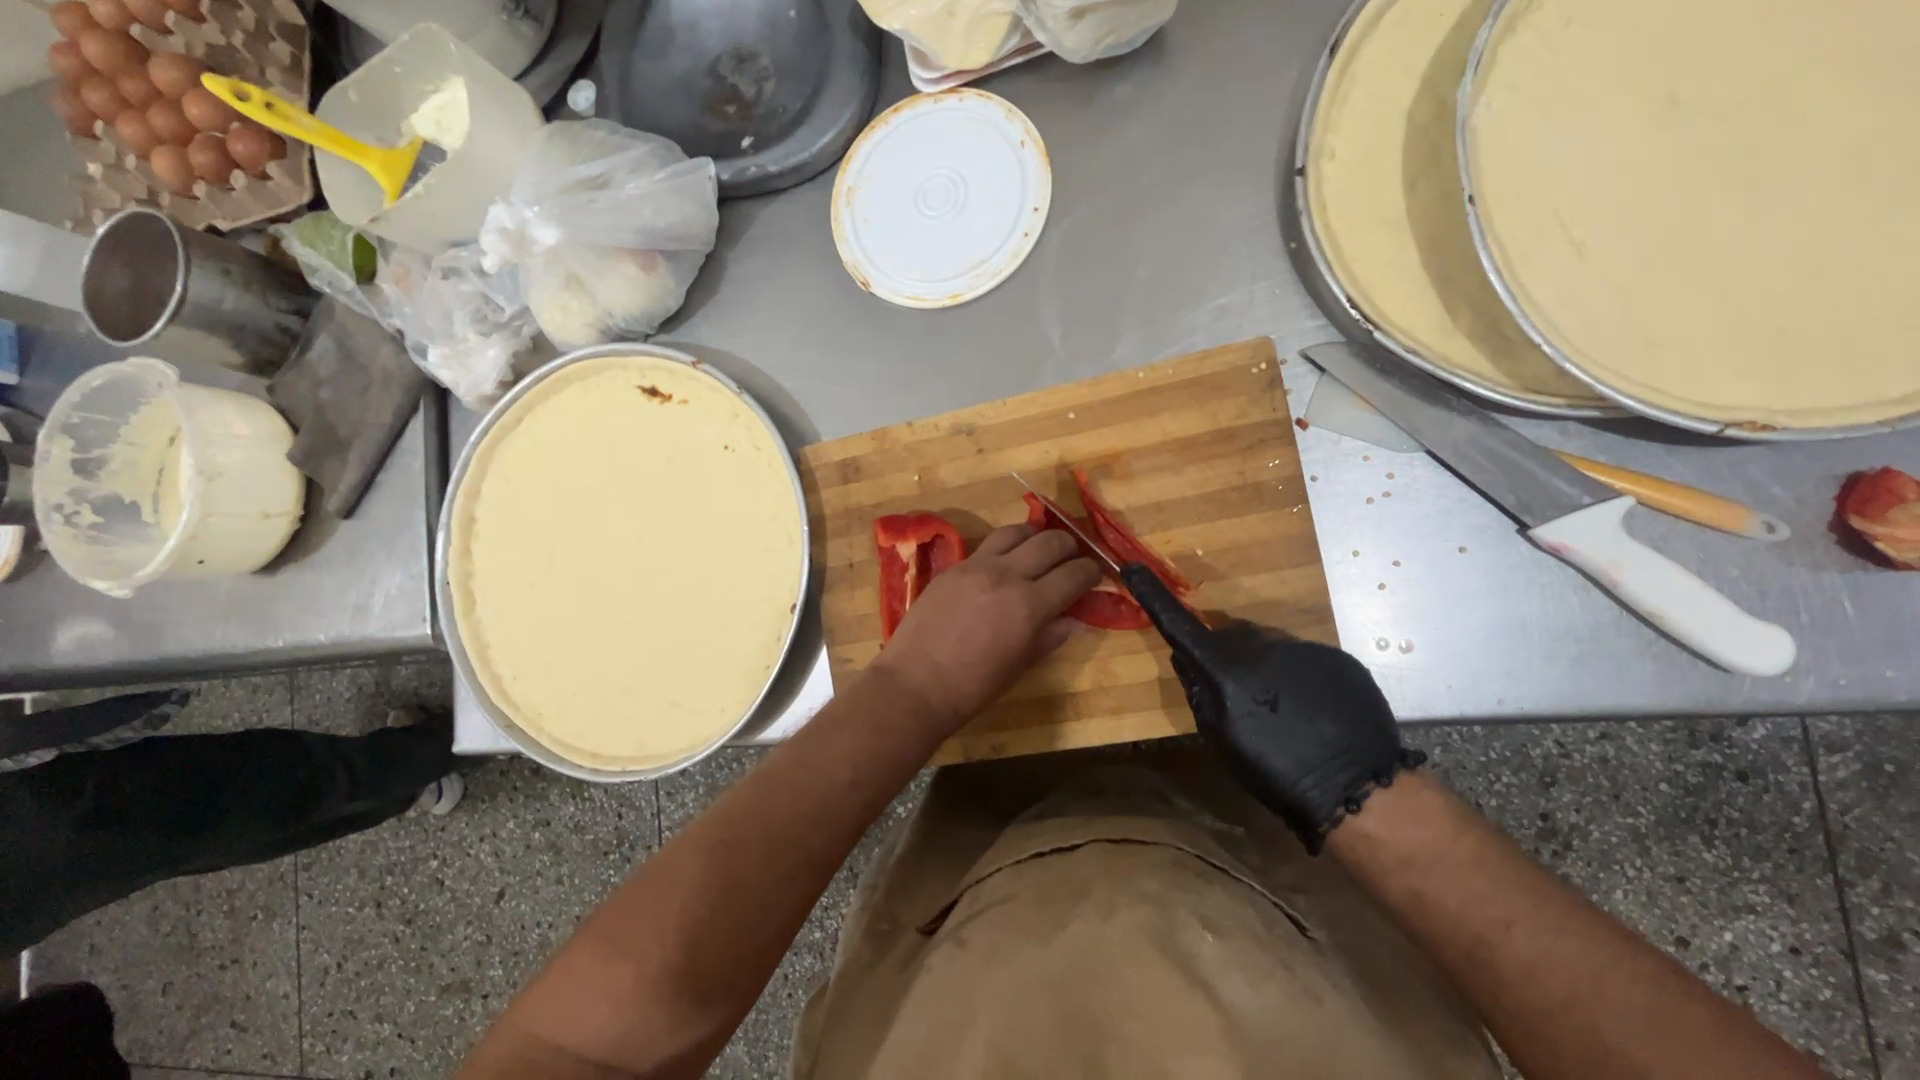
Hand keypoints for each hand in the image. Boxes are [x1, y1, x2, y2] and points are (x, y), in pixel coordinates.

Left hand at [870, 524, 1099, 737]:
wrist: (916, 684)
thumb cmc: (974, 687)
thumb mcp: (1021, 665)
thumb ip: (1050, 636)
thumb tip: (1074, 619)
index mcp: (1030, 605)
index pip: (1074, 574)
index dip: (1090, 572)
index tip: (1094, 575)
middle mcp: (1007, 575)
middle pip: (1050, 542)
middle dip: (1069, 547)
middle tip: (1071, 560)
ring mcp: (976, 566)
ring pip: (1016, 532)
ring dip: (1035, 536)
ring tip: (1039, 549)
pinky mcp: (953, 567)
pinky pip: (987, 546)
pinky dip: (1004, 548)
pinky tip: (1004, 563)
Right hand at [1122, 568, 1424, 851]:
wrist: (1354, 787)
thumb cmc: (1273, 772)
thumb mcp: (1219, 739)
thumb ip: (1198, 693)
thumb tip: (1183, 656)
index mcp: (1225, 669)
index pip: (1180, 625)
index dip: (1154, 596)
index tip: (1135, 569)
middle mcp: (1261, 646)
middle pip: (1231, 634)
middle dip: (1225, 652)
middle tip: (1234, 692)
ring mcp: (1303, 649)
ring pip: (1268, 646)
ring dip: (1263, 666)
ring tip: (1279, 709)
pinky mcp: (1337, 657)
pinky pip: (1303, 658)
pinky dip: (1297, 677)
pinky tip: (1309, 709)